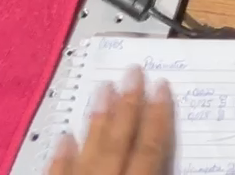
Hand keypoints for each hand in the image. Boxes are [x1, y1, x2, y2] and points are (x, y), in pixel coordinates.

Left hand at [50, 67, 174, 174]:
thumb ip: (162, 169)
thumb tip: (176, 154)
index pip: (150, 147)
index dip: (159, 115)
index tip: (162, 84)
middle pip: (119, 140)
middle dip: (128, 104)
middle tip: (132, 70)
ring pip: (90, 149)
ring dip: (97, 118)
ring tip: (104, 87)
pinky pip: (58, 173)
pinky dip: (62, 154)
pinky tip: (65, 134)